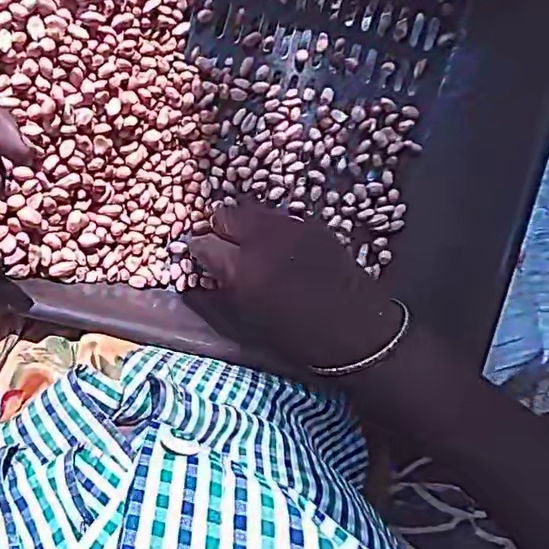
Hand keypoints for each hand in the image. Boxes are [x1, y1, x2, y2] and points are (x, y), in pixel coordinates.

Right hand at [185, 203, 401, 374]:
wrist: (358, 334)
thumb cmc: (296, 338)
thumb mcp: (246, 325)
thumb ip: (212, 300)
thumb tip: (190, 285)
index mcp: (241, 267)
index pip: (201, 242)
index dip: (198, 252)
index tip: (201, 261)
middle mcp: (262, 238)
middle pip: (224, 214)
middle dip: (217, 229)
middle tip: (223, 249)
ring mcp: (290, 227)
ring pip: (251, 210)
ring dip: (243, 225)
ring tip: (250, 247)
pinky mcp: (313, 225)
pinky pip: (278, 218)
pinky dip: (270, 229)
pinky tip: (278, 249)